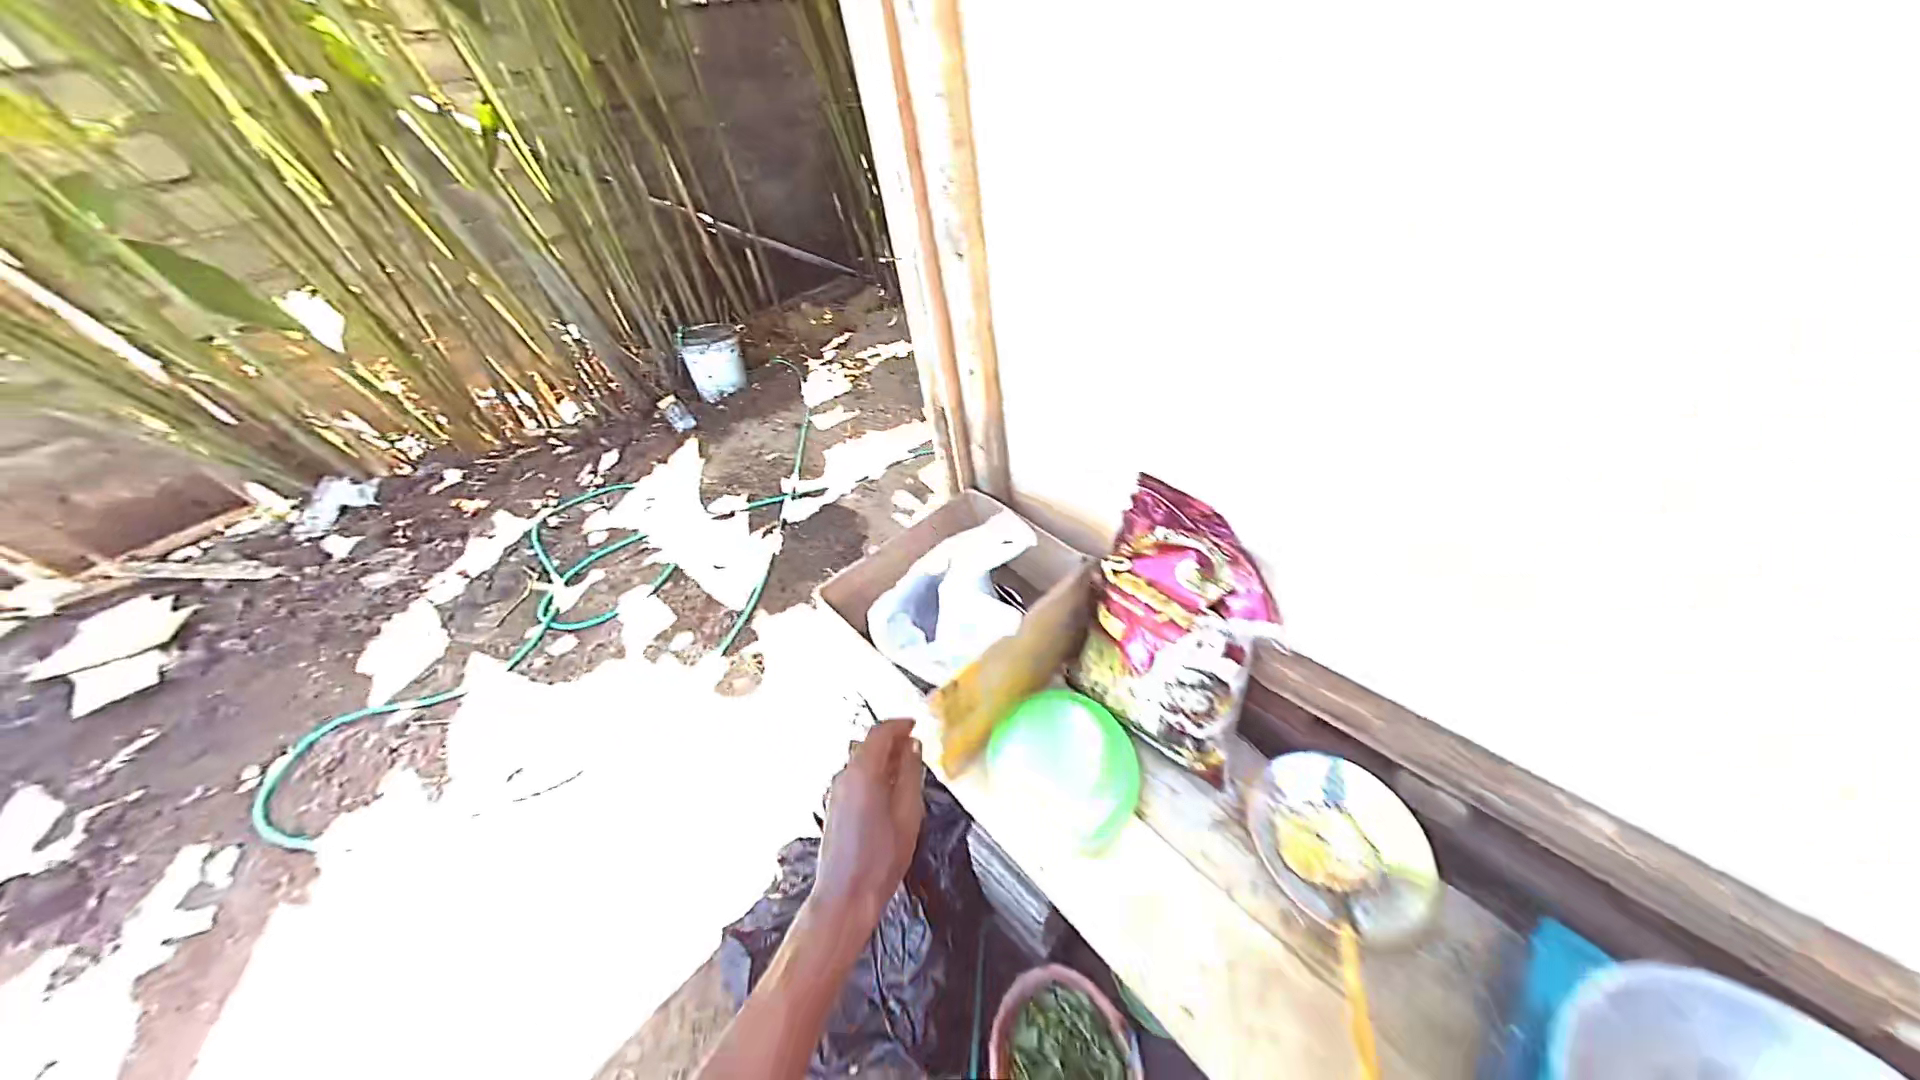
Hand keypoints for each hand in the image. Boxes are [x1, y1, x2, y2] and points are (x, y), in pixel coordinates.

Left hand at [814, 717, 924, 923]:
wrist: (845, 896)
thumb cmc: (880, 858)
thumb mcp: (907, 811)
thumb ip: (910, 773)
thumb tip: (913, 747)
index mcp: (863, 772)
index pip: (879, 732)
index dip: (899, 724)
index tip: (915, 724)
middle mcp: (844, 777)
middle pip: (868, 744)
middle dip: (892, 740)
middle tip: (915, 745)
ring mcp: (836, 792)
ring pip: (861, 761)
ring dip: (883, 757)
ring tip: (907, 767)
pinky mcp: (835, 807)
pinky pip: (856, 777)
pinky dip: (874, 773)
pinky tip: (890, 789)